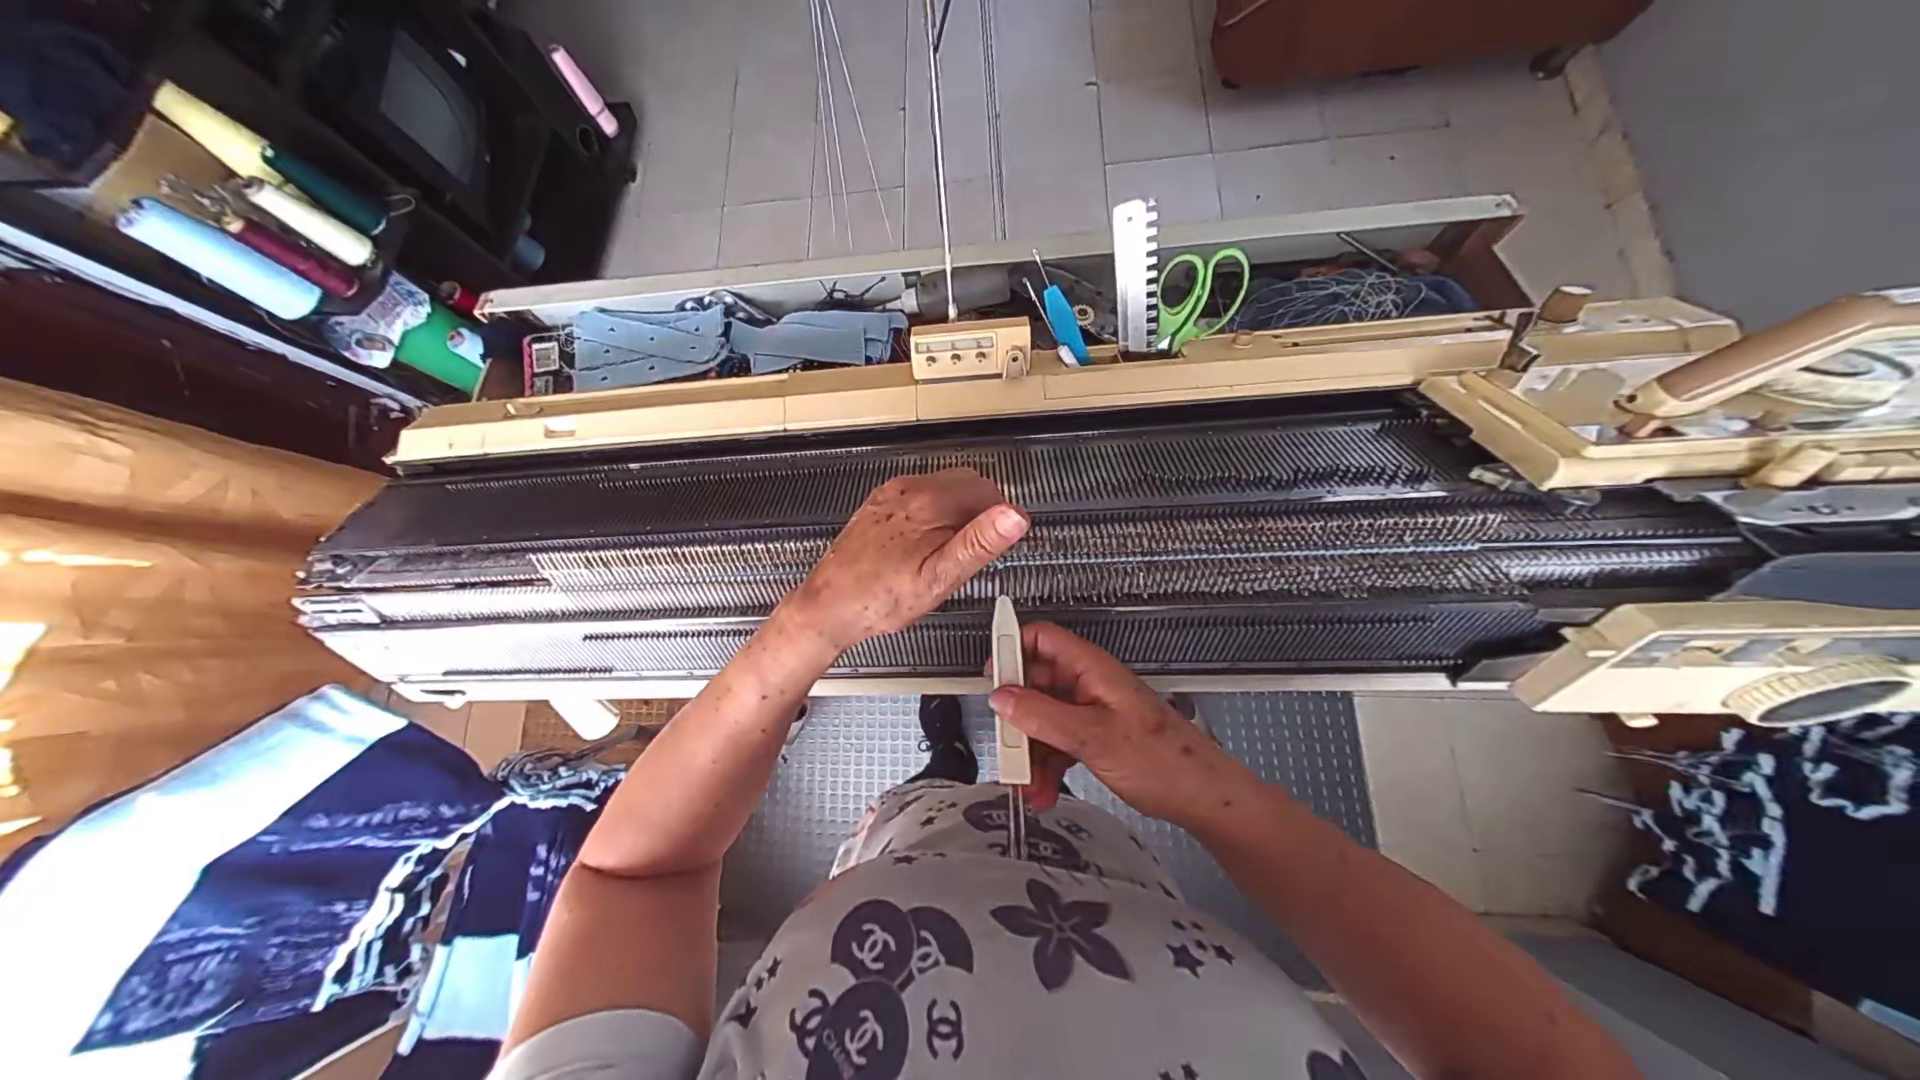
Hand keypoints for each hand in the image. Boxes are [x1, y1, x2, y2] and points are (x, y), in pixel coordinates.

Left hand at [777, 468, 1029, 653]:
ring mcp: (891, 495)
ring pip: (944, 490)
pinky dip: (931, 518)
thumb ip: (979, 542)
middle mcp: (908, 489)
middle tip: (971, 554)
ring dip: (956, 515)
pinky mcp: (879, 506)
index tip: (996, 546)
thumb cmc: (877, 598)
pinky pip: (919, 499)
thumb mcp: (940, 578)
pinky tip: (921, 550)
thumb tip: (1014, 516)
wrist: (828, 606)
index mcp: (929, 502)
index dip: (1000, 520)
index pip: (989, 491)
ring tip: (945, 555)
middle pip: (968, 484)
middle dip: (979, 514)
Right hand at [990, 622, 1255, 825]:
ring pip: (1041, 719)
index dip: (1011, 650)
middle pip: (1034, 685)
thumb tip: (1002, 698)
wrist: (1202, 798)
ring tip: (1027, 782)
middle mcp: (1088, 685)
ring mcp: (1090, 712)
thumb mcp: (1095, 737)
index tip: (989, 676)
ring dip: (1029, 751)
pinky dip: (1046, 766)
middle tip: (1007, 744)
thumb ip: (1043, 716)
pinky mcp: (1093, 737)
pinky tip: (1044, 790)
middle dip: (1016, 718)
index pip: (1041, 638)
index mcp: (1092, 669)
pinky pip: (1056, 743)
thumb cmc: (1168, 761)